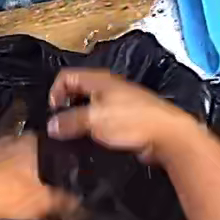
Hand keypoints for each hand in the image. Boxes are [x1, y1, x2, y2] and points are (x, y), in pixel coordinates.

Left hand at [0, 134, 77, 219]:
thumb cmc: (5, 197)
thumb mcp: (45, 203)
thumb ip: (65, 201)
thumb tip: (79, 204)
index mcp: (28, 144)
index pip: (46, 141)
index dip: (51, 155)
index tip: (52, 166)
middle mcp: (6, 141)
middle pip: (22, 146)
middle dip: (27, 161)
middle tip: (32, 180)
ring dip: (4, 165)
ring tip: (10, 186)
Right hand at [47, 69, 207, 163]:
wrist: (168, 135)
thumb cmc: (131, 121)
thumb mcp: (94, 120)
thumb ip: (70, 121)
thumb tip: (51, 126)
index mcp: (98, 79)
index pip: (66, 77)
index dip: (55, 92)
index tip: (53, 112)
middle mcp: (108, 87)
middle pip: (78, 91)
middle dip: (66, 107)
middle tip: (62, 126)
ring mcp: (119, 102)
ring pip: (91, 107)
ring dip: (81, 120)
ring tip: (76, 137)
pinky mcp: (128, 118)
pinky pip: (104, 120)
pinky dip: (95, 129)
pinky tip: (94, 142)